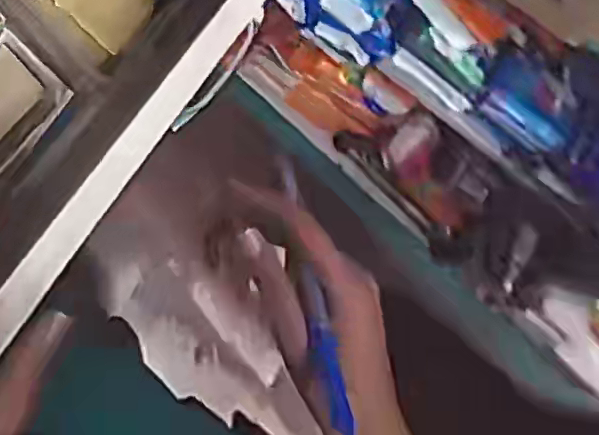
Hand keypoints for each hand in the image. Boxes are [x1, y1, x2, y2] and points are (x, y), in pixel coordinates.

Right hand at [229, 179, 409, 434]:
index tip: (233, 187)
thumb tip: (247, 236)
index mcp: (345, 279)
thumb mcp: (293, 336)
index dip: (266, 200)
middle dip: (266, 211)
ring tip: (237, 219)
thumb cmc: (330, 387)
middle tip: (228, 202)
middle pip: (307, 227)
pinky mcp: (352, 293)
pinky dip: (287, 247)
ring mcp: (357, 282)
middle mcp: (355, 272)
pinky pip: (314, 256)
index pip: (303, 223)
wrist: (369, 426)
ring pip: (309, 241)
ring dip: (275, 228)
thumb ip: (272, 284)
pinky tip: (264, 248)